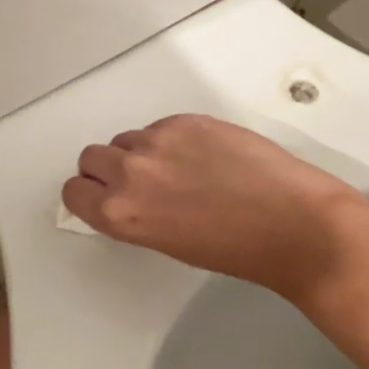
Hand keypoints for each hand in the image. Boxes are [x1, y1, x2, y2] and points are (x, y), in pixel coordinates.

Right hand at [60, 114, 368, 300]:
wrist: (293, 224)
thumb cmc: (239, 248)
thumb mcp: (169, 243)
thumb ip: (135, 213)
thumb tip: (129, 196)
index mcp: (120, 213)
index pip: (74, 191)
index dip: (88, 193)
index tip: (101, 194)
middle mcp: (129, 174)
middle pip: (91, 157)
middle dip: (108, 168)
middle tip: (140, 181)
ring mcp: (157, 141)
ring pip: (127, 139)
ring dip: (142, 151)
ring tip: (180, 170)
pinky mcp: (185, 120)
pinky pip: (161, 126)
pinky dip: (173, 138)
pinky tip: (205, 157)